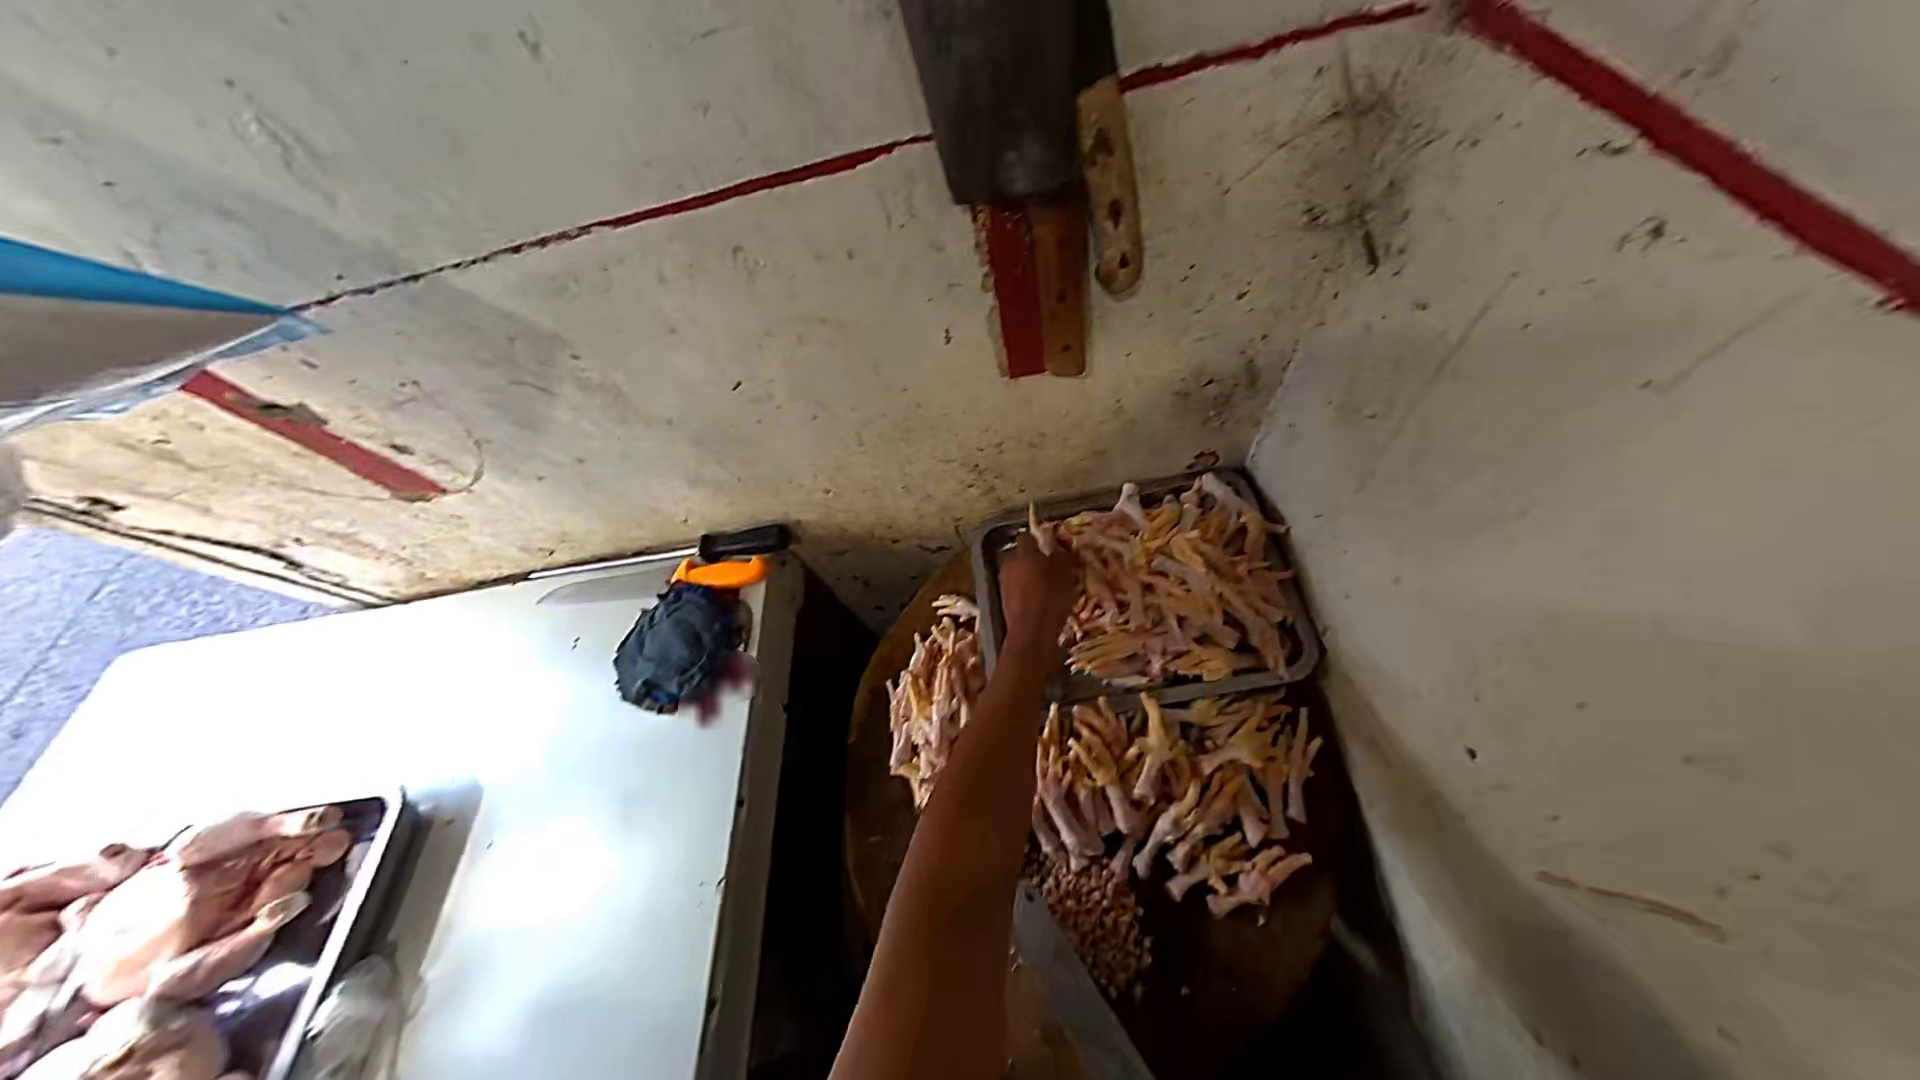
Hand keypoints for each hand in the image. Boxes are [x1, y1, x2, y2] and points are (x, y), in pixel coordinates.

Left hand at [999, 533, 1076, 648]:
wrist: (1031, 635)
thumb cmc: (1051, 599)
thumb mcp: (1065, 573)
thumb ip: (1063, 553)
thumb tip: (1061, 542)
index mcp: (1023, 553)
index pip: (1029, 536)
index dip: (1042, 539)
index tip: (1056, 547)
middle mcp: (1009, 564)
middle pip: (1024, 555)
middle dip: (1038, 559)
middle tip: (1057, 568)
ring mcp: (1004, 582)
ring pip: (1021, 572)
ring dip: (1033, 575)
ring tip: (1051, 587)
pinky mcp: (1004, 599)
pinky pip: (1018, 588)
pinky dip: (1028, 590)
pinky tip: (1042, 601)